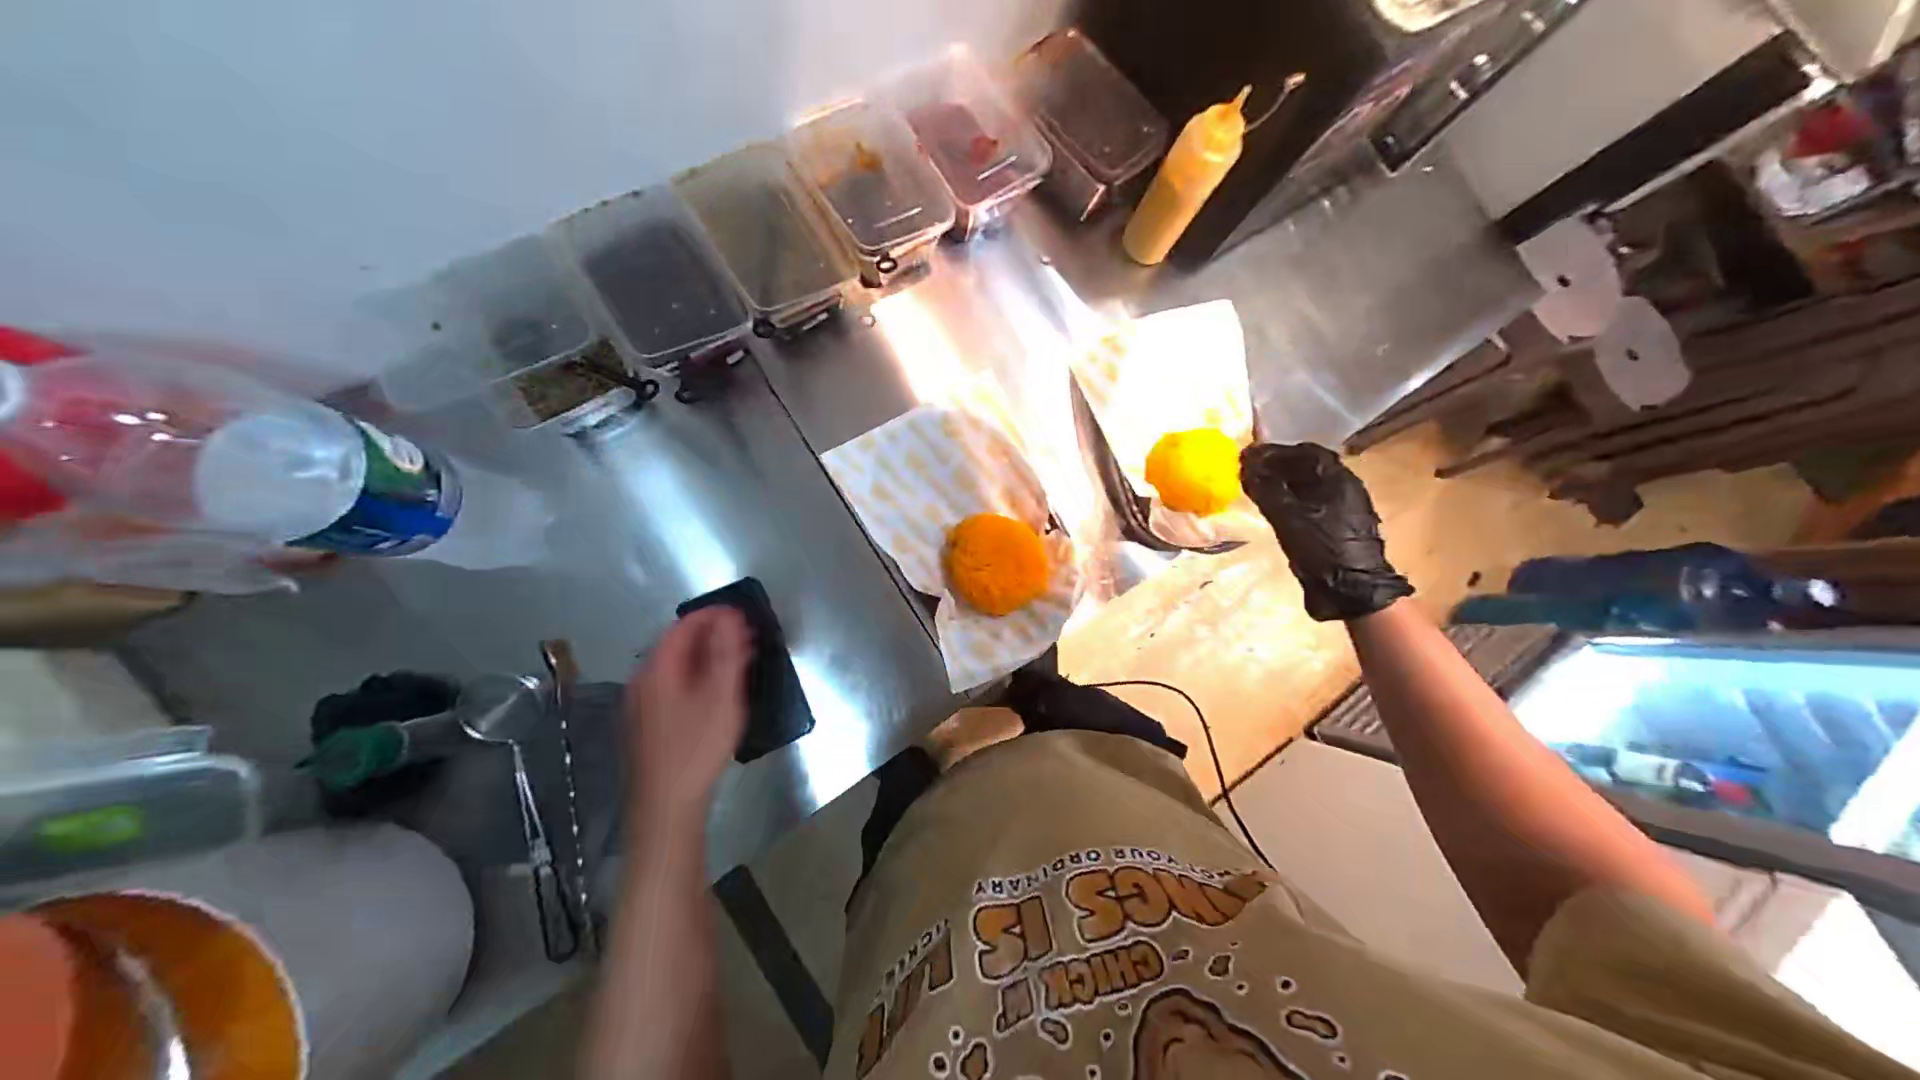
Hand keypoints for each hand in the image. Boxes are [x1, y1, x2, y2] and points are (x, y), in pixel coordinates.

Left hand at [625, 607, 752, 829]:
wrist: (666, 806)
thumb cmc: (696, 748)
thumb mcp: (721, 696)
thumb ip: (727, 653)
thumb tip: (731, 618)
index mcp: (657, 670)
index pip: (683, 625)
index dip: (713, 615)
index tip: (742, 615)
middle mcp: (642, 681)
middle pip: (676, 644)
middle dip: (712, 634)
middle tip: (745, 637)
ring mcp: (641, 705)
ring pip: (675, 666)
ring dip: (706, 656)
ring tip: (738, 661)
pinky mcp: (647, 725)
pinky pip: (672, 685)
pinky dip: (696, 676)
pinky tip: (716, 691)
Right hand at [1241, 442, 1412, 621]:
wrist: (1352, 592)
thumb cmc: (1321, 549)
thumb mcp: (1288, 517)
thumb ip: (1267, 489)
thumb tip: (1247, 465)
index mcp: (1339, 479)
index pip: (1305, 452)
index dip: (1275, 451)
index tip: (1249, 455)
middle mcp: (1346, 489)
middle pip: (1308, 467)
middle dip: (1277, 466)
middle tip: (1249, 471)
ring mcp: (1345, 509)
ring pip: (1310, 487)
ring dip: (1284, 484)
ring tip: (1257, 489)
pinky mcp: (1340, 528)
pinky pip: (1312, 504)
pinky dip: (1291, 501)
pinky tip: (1275, 510)